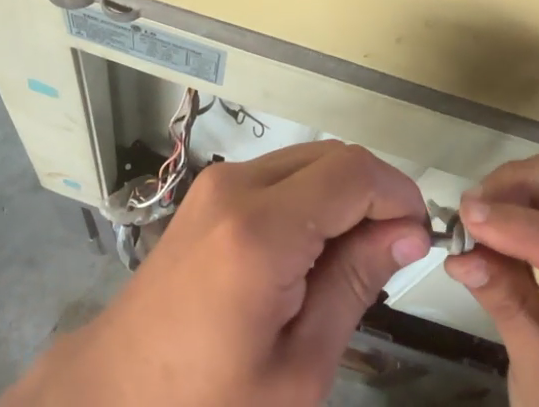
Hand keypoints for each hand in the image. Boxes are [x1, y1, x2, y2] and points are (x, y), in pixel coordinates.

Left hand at [0, 141, 431, 406]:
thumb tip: (410, 232)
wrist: (118, 387)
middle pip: (334, 156)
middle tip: (391, 256)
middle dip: (375, 194)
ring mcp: (218, 182)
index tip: (420, 240)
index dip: (399, 195)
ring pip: (310, 158)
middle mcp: (236, 186)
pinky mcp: (210, 190)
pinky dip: (313, 196)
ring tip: (352, 260)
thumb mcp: (299, 364)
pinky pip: (281, 172)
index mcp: (259, 231)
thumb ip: (355, 284)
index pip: (353, 173)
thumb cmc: (210, 396)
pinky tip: (315, 249)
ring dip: (345, 195)